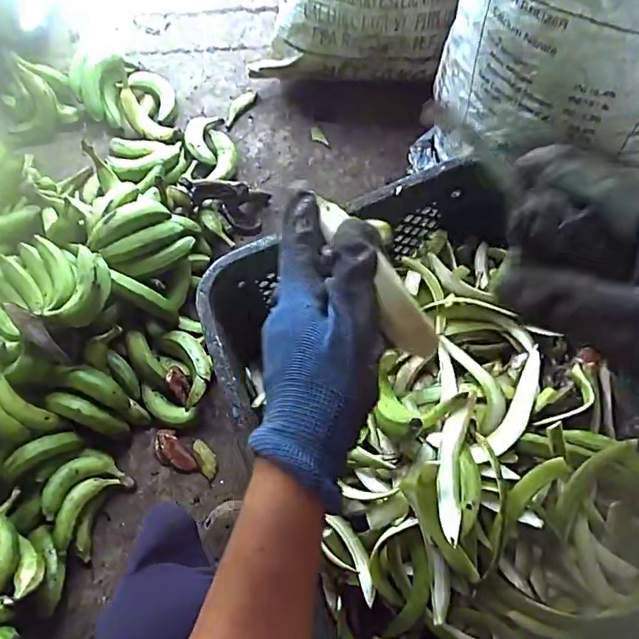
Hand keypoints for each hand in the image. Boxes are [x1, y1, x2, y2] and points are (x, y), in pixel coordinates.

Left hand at [247, 193, 382, 509]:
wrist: (304, 444)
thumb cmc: (332, 387)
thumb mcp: (352, 331)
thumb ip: (353, 283)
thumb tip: (352, 236)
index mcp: (296, 302)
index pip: (298, 249)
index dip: (303, 220)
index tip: (303, 194)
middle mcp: (283, 316)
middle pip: (304, 274)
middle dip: (320, 252)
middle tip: (340, 237)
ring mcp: (283, 341)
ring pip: (310, 299)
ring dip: (329, 284)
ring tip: (356, 281)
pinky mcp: (291, 361)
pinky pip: (312, 323)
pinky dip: (331, 312)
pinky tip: (351, 325)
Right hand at [496, 146, 638, 452]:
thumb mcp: (634, 328)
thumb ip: (567, 301)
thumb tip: (503, 282)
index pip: (599, 185)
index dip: (554, 176)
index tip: (515, 170)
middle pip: (599, 209)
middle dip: (554, 220)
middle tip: (517, 243)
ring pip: (608, 238)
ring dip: (569, 252)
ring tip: (534, 277)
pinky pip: (622, 264)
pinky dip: (591, 275)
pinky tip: (572, 299)